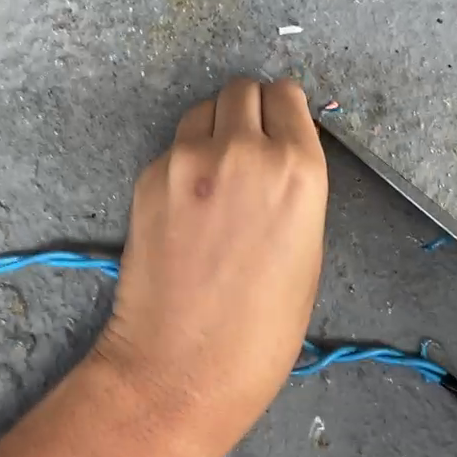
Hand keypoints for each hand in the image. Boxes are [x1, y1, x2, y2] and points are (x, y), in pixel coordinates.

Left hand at [91, 77, 328, 455]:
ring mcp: (190, 158)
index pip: (286, 95)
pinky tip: (186, 204)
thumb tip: (278, 154)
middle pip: (242, 89)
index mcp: (297, 169)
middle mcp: (243, 149)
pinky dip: (184, 161)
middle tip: (246, 143)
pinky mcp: (150, 173)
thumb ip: (293, 186)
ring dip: (214, 127)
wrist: (182, 367)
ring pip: (204, 109)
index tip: (278, 121)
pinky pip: (175, 146)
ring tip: (215, 171)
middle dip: (248, 109)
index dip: (282, 108)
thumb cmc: (261, 329)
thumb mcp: (306, 248)